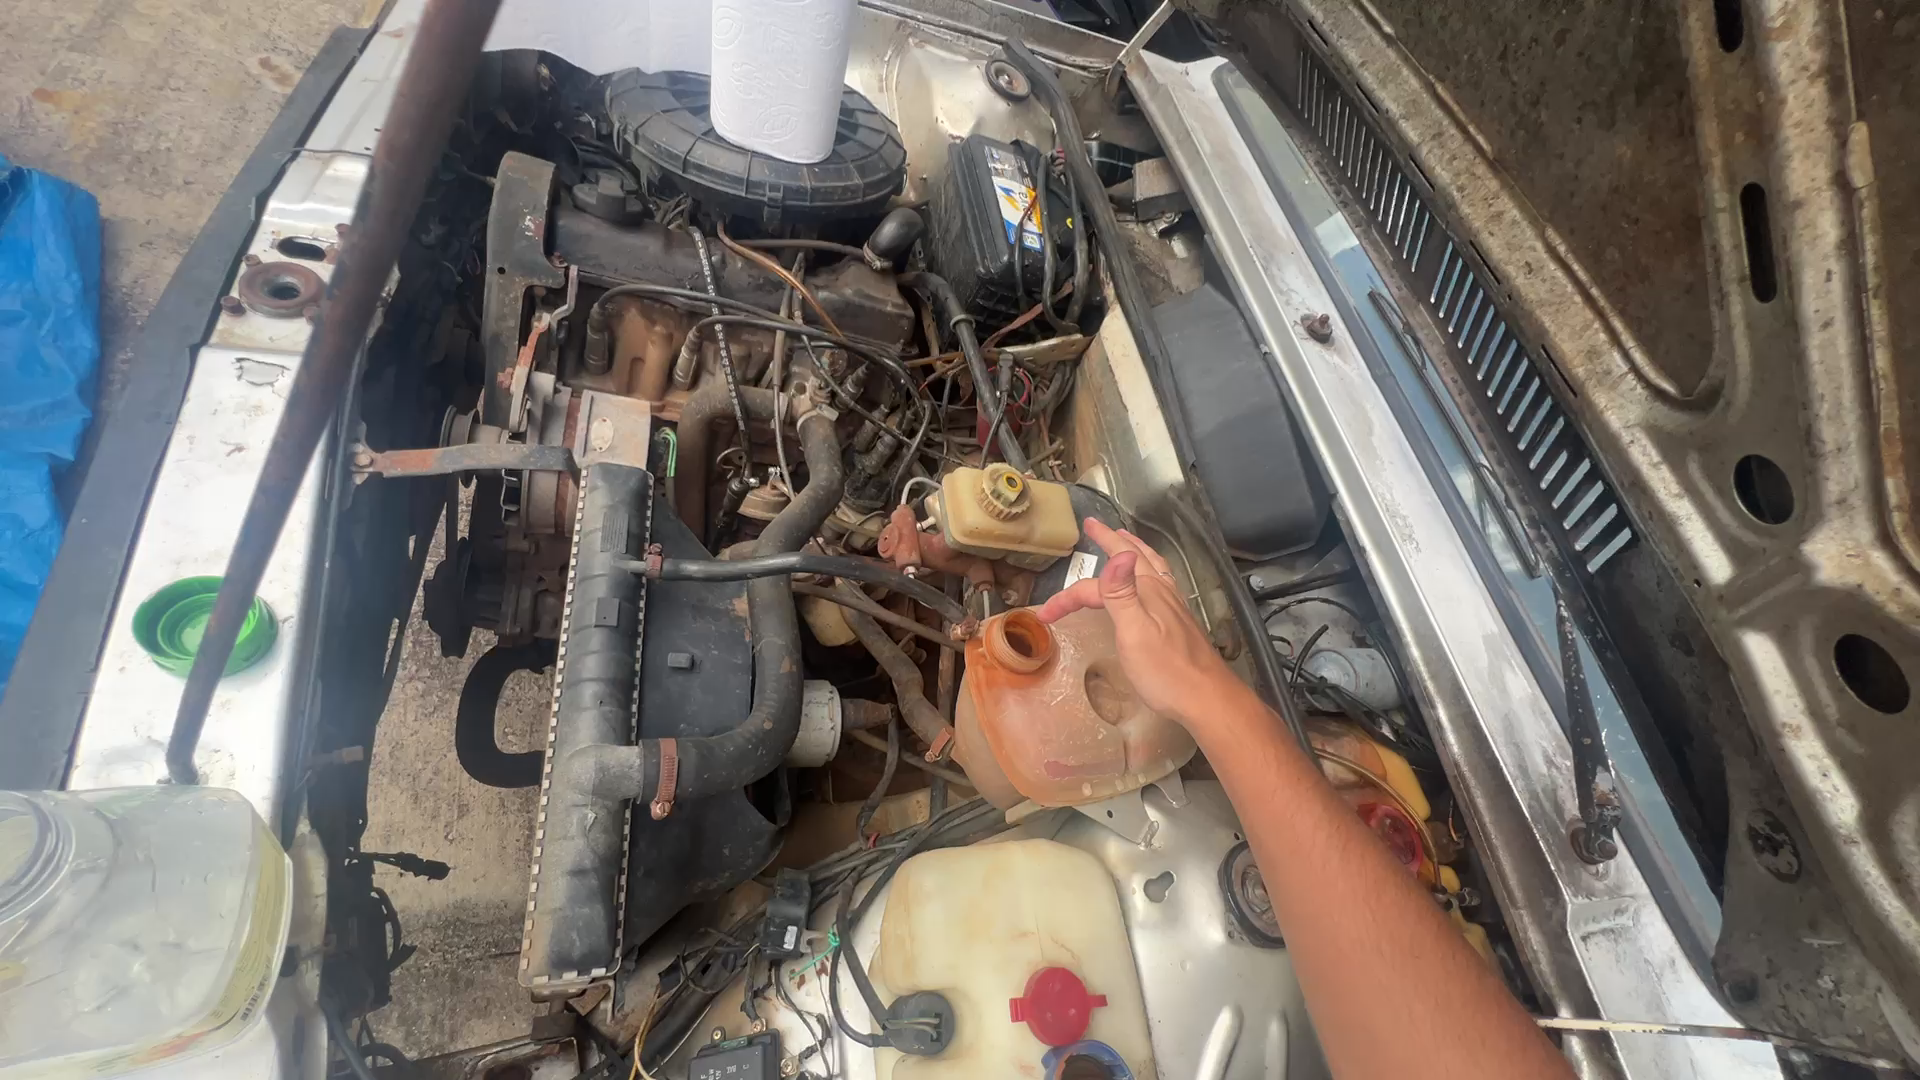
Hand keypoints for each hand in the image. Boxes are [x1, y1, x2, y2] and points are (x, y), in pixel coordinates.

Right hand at [1035, 518, 1247, 729]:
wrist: (1207, 699)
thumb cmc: (1166, 671)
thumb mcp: (1135, 632)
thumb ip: (1122, 593)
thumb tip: (1117, 553)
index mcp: (1145, 592)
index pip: (1096, 586)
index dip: (1068, 597)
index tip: (1045, 614)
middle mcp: (1160, 591)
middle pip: (1132, 558)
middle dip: (1110, 540)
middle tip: (1092, 525)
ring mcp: (1173, 604)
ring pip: (1151, 566)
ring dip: (1133, 549)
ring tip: (1123, 538)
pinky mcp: (1179, 619)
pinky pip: (1161, 580)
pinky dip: (1149, 568)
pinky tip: (1152, 579)